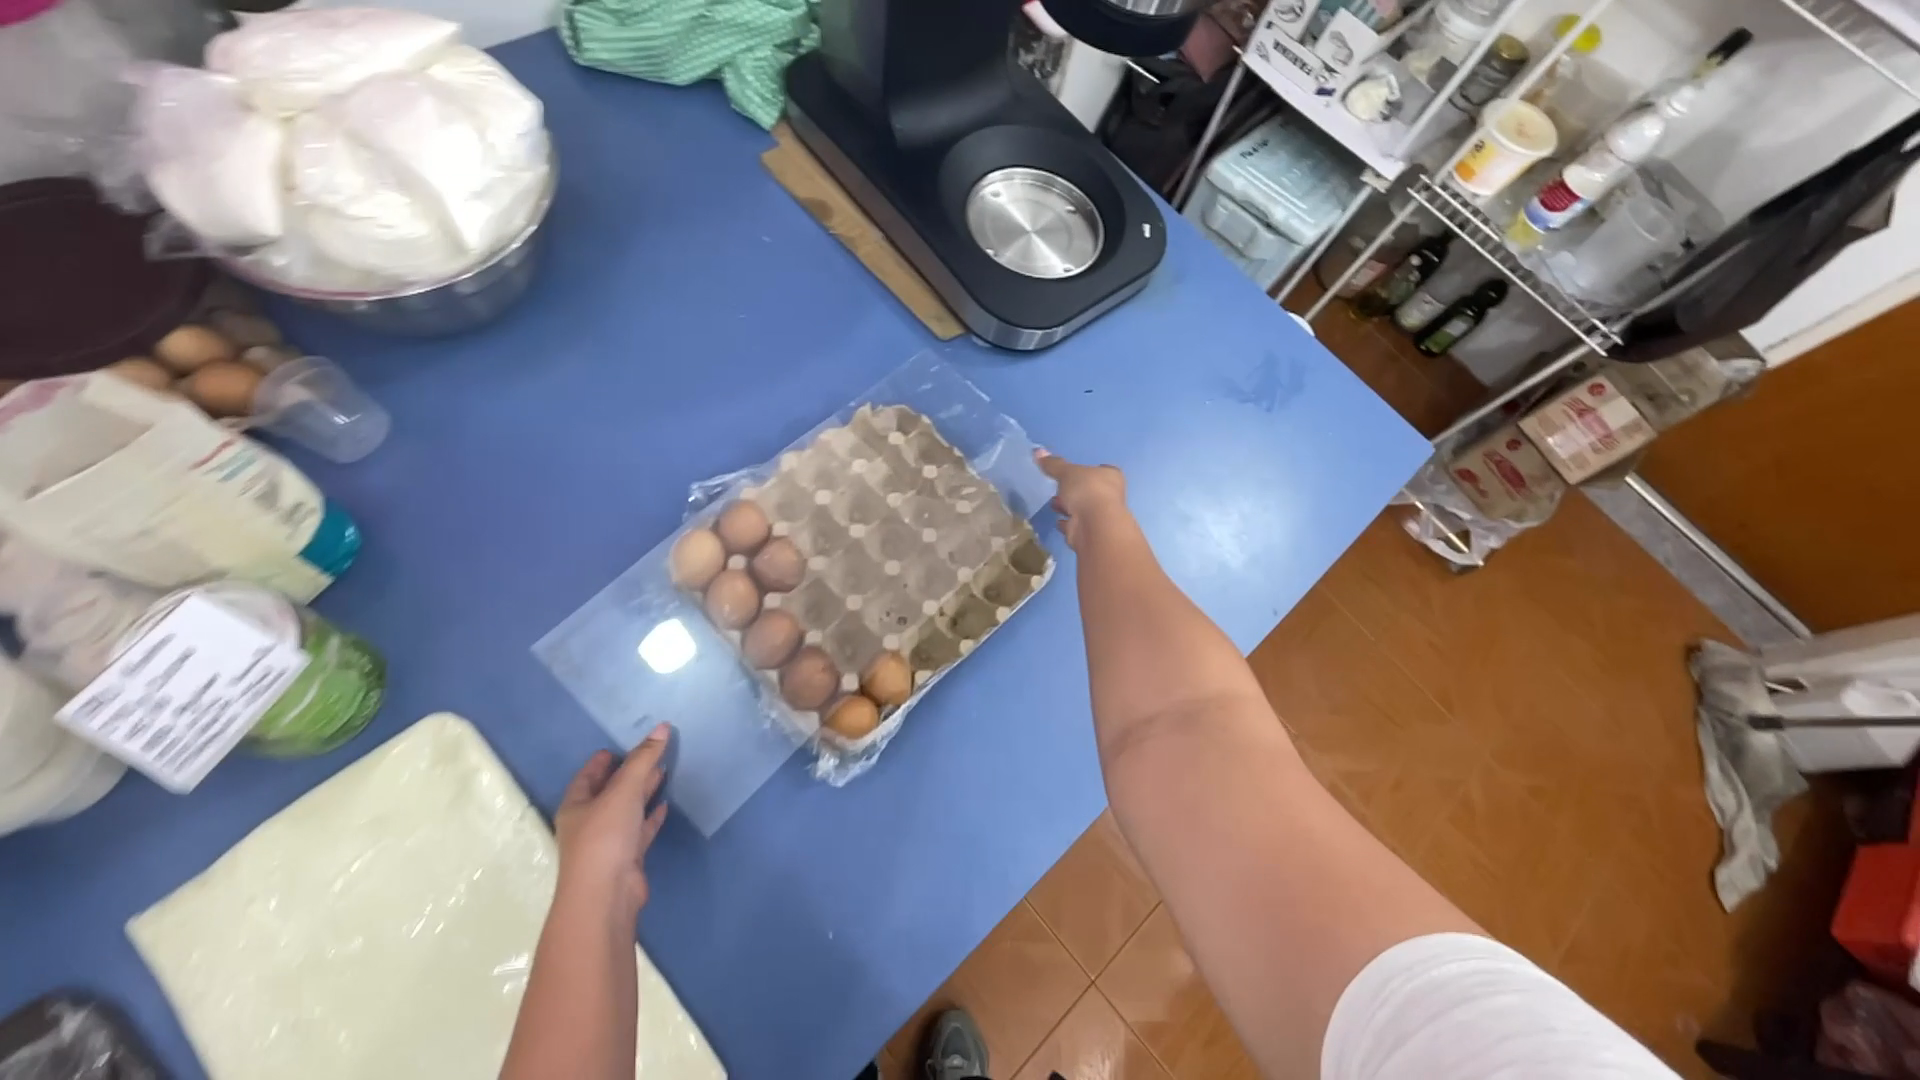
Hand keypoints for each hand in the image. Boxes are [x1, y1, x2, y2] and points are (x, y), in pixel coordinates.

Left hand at [554, 725, 670, 915]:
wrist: (606, 894)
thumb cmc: (605, 837)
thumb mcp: (623, 791)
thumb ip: (644, 759)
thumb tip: (662, 727)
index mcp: (576, 805)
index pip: (588, 775)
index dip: (602, 760)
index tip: (619, 746)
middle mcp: (588, 822)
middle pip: (608, 791)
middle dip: (627, 773)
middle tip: (650, 754)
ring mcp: (607, 842)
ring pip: (626, 810)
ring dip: (642, 792)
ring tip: (663, 772)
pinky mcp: (627, 857)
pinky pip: (640, 830)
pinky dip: (651, 817)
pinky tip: (664, 806)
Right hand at [1036, 450, 1128, 551]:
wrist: (1094, 525)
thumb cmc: (1086, 490)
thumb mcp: (1067, 472)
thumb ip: (1053, 465)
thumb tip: (1037, 451)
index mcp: (1111, 476)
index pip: (1102, 470)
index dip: (1089, 471)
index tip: (1075, 473)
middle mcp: (1110, 495)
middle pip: (1091, 491)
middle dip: (1075, 491)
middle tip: (1058, 489)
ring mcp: (1102, 516)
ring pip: (1083, 508)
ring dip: (1069, 507)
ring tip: (1053, 504)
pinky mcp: (1091, 532)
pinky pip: (1077, 525)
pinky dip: (1068, 524)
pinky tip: (1058, 522)